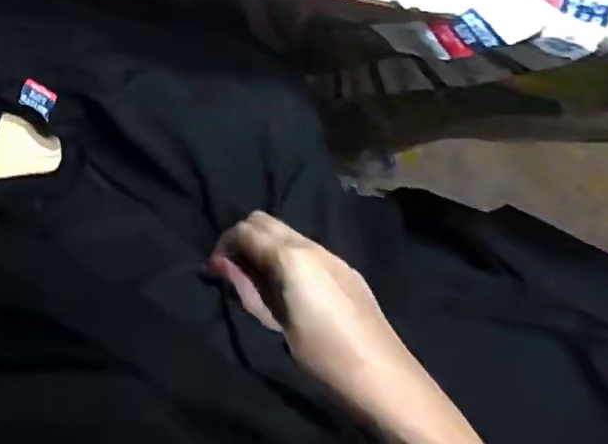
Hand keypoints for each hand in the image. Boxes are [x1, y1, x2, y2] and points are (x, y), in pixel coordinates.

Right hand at [208, 211, 394, 371]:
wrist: (392, 388)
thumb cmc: (326, 360)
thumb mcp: (277, 327)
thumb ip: (248, 289)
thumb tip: (220, 264)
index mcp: (290, 256)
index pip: (244, 230)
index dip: (224, 244)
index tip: (216, 269)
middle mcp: (311, 245)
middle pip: (263, 220)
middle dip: (243, 237)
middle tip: (235, 270)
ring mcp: (333, 256)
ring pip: (287, 232)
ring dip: (267, 245)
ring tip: (261, 280)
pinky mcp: (348, 271)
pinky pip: (307, 248)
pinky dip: (288, 255)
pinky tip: (292, 287)